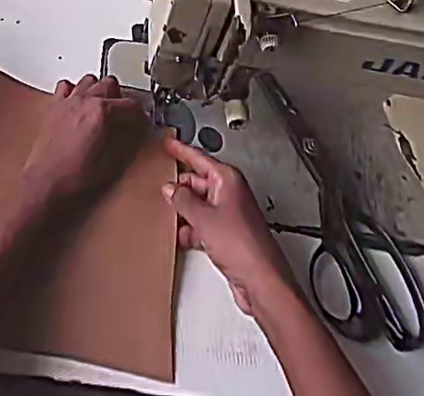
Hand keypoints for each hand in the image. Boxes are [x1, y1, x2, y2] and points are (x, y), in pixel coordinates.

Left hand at [21, 75, 146, 207]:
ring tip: (102, 103)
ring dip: (98, 89)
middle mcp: (85, 101)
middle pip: (110, 84)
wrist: (45, 182)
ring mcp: (68, 101)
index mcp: (102, 112)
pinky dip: (74, 90)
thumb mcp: (110, 161)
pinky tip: (76, 102)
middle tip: (122, 111)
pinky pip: (66, 87)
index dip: (139, 113)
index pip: (130, 104)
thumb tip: (130, 131)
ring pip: (89, 80)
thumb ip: (123, 140)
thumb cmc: (73, 175)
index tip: (141, 118)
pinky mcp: (54, 106)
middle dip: (120, 96)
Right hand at [162, 136, 296, 315]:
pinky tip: (182, 236)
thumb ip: (183, 201)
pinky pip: (204, 223)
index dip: (182, 149)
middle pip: (198, 181)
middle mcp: (231, 192)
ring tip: (168, 213)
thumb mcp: (203, 218)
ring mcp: (230, 213)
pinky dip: (192, 228)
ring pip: (200, 204)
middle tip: (162, 186)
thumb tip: (171, 189)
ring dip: (185, 211)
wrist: (261, 280)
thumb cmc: (244, 246)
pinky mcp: (228, 233)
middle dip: (180, 187)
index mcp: (228, 179)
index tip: (170, 143)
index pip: (199, 158)